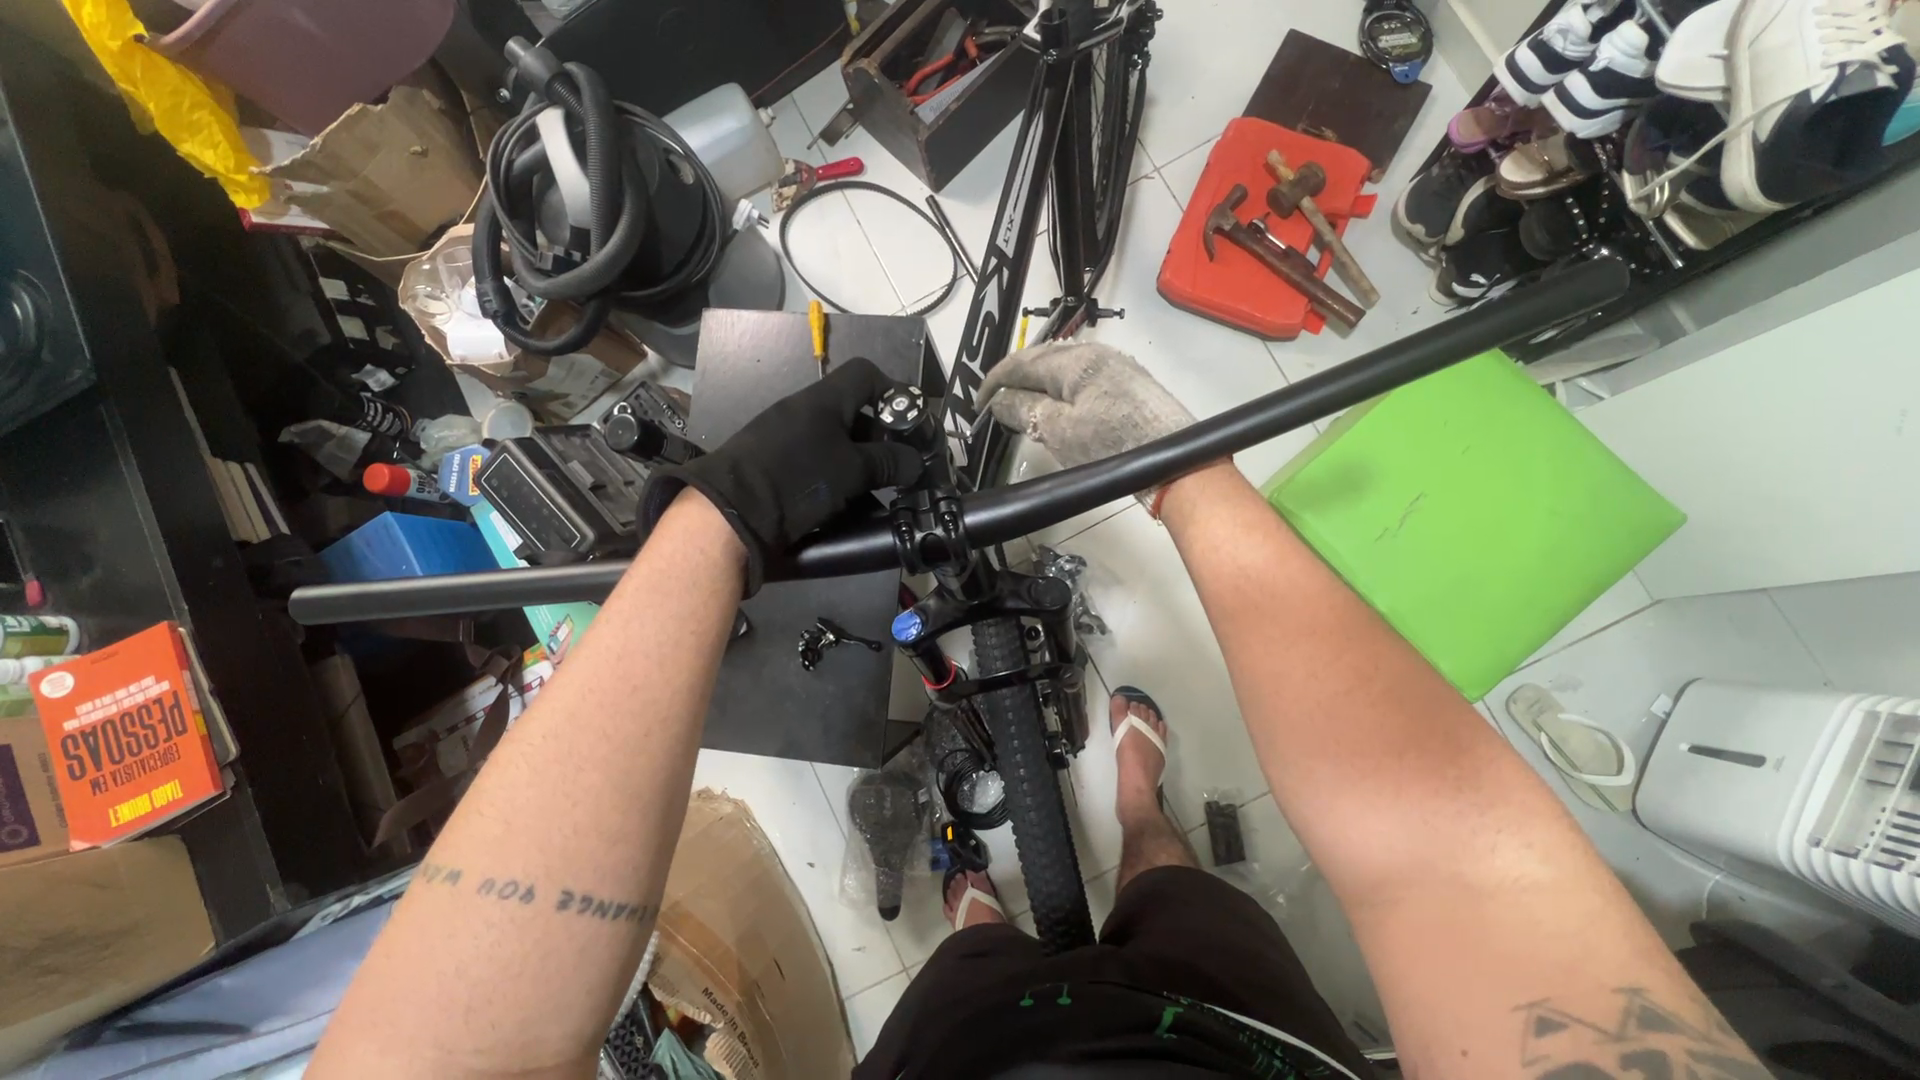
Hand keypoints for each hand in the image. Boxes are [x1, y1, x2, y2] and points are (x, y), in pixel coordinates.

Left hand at [639, 358, 923, 594]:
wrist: (729, 510)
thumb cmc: (797, 478)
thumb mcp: (852, 471)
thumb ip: (888, 463)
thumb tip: (916, 461)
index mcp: (824, 399)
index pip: (865, 374)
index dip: (892, 391)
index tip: (908, 422)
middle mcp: (803, 410)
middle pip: (852, 411)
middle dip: (879, 437)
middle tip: (897, 464)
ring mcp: (784, 436)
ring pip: (834, 440)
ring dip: (858, 461)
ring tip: (875, 489)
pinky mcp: (772, 462)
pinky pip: (815, 460)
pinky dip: (834, 475)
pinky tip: (843, 501)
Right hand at [978, 341, 1195, 509]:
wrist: (1176, 462)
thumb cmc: (1113, 445)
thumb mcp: (1059, 431)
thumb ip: (1024, 410)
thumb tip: (999, 401)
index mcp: (1074, 360)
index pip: (1020, 362)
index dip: (993, 382)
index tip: (976, 405)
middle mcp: (1095, 353)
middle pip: (1041, 360)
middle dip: (1013, 379)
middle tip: (994, 404)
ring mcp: (1115, 367)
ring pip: (1062, 369)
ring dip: (1037, 384)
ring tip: (1021, 406)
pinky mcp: (1128, 385)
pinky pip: (1081, 379)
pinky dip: (1059, 390)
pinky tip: (1057, 407)